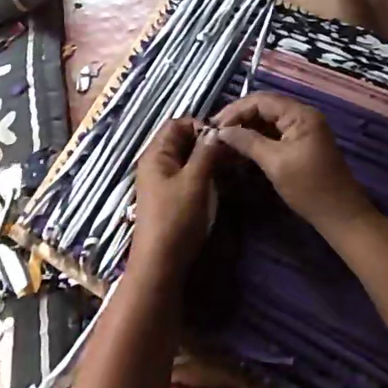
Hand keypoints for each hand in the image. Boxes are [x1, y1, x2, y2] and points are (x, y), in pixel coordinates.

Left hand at [127, 118, 220, 282]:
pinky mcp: (169, 197)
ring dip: (206, 159)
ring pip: (186, 158)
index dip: (200, 125)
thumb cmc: (176, 219)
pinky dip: (202, 173)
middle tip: (232, 152)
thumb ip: (205, 153)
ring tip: (230, 166)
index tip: (223, 139)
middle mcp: (155, 163)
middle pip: (181, 140)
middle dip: (206, 142)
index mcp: (155, 154)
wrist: (160, 264)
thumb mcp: (194, 182)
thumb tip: (216, 131)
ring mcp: (161, 181)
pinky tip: (219, 182)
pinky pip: (186, 175)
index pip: (177, 124)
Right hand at [214, 93, 371, 234]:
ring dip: (246, 130)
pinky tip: (241, 151)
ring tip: (224, 143)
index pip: (261, 100)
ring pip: (267, 121)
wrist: (341, 216)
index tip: (214, 126)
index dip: (235, 111)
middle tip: (215, 133)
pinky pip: (274, 134)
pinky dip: (257, 140)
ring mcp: (303, 130)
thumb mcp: (275, 163)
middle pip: (264, 108)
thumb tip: (221, 132)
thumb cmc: (309, 188)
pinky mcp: (301, 144)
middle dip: (239, 119)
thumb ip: (248, 142)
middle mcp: (303, 116)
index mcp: (300, 114)